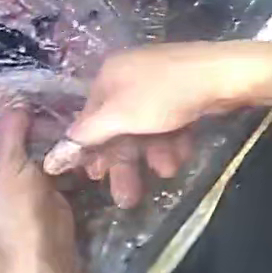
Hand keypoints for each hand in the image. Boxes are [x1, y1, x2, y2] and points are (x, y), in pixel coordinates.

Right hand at [42, 43, 268, 206]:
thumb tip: (49, 159)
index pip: (89, 118)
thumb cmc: (165, 95)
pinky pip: (168, 121)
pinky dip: (171, 141)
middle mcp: (131, 75)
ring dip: (152, 154)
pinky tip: (181, 156)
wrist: (222, 76)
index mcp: (110, 74)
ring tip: (166, 172)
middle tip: (128, 197)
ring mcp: (159, 82)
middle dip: (125, 161)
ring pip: (145, 128)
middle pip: (118, 126)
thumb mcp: (119, 117)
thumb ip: (85, 137)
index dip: (91, 151)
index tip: (97, 180)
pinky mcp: (183, 92)